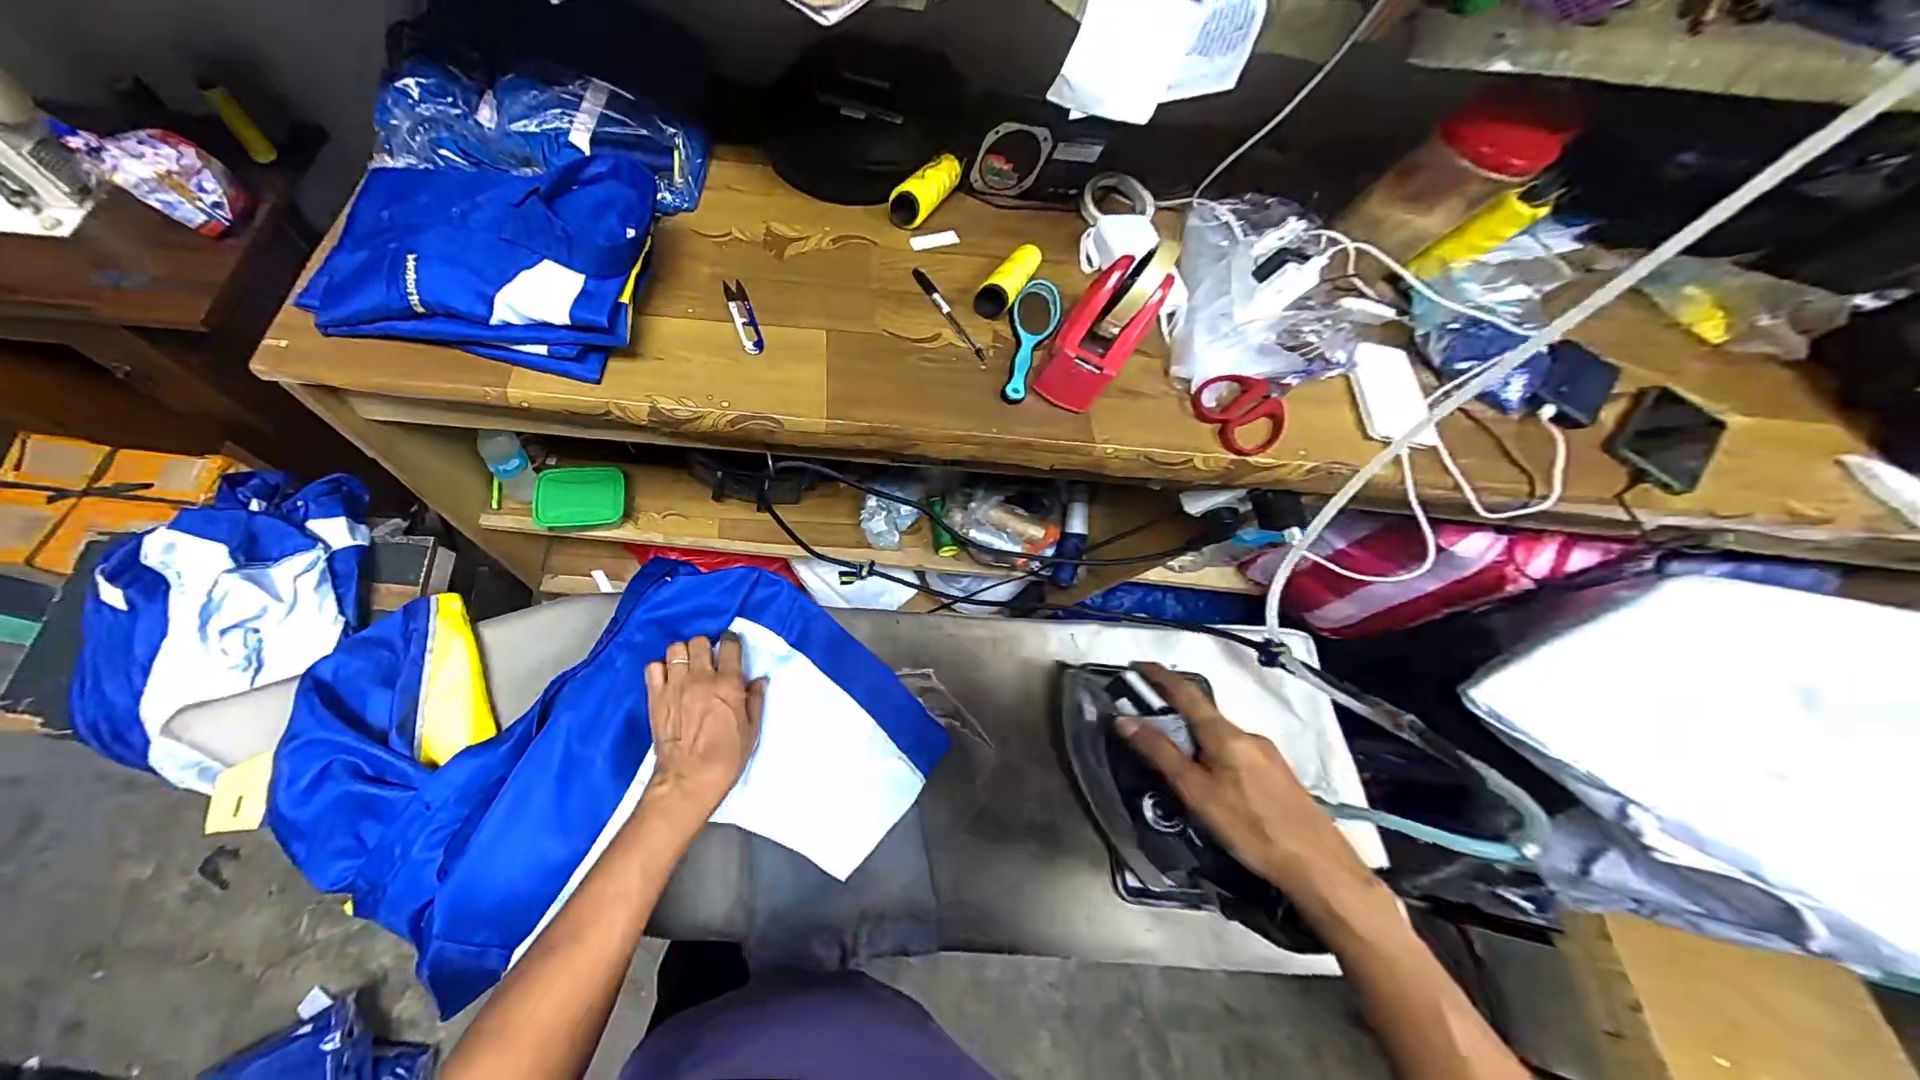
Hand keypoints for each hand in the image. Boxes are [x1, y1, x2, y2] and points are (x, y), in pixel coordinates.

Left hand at [643, 633, 766, 815]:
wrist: (689, 778)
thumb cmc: (726, 757)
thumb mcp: (751, 730)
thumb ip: (755, 701)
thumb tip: (759, 680)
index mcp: (728, 684)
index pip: (729, 646)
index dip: (731, 642)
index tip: (730, 646)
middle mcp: (701, 678)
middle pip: (699, 642)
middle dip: (705, 646)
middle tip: (708, 659)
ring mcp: (675, 686)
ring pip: (675, 649)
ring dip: (683, 654)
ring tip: (687, 666)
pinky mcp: (655, 697)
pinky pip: (653, 667)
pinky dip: (660, 668)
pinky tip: (668, 679)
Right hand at [1115, 662, 1371, 902]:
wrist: (1317, 865)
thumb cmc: (1250, 828)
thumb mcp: (1196, 793)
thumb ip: (1161, 754)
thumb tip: (1125, 720)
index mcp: (1225, 734)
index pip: (1186, 693)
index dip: (1159, 676)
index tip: (1138, 665)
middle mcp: (1248, 734)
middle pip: (1204, 714)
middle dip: (1176, 713)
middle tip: (1150, 726)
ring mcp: (1266, 753)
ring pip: (1221, 736)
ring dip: (1196, 738)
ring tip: (1179, 764)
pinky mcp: (1278, 773)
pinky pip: (1236, 752)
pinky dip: (1215, 754)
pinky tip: (1214, 782)